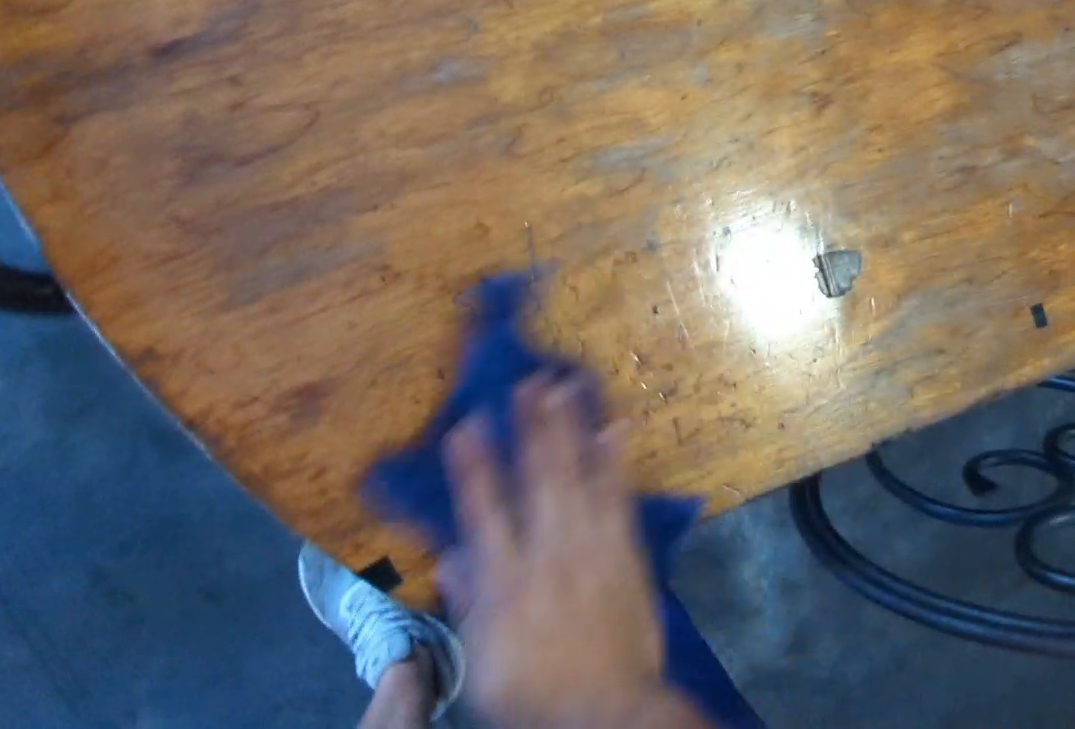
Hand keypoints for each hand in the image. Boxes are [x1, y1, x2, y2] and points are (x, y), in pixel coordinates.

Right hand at [439, 375, 703, 728]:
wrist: (610, 710)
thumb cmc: (538, 689)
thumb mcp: (484, 661)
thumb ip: (467, 603)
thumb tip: (449, 556)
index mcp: (508, 579)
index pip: (484, 511)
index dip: (474, 465)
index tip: (468, 423)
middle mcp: (550, 551)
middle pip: (539, 478)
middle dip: (533, 425)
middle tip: (529, 379)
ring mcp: (592, 546)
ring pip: (579, 476)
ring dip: (572, 429)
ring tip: (565, 385)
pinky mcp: (626, 550)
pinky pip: (620, 497)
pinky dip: (616, 461)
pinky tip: (615, 427)